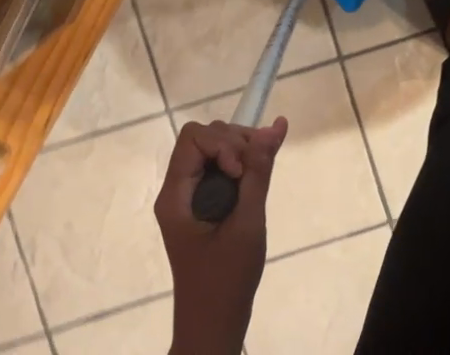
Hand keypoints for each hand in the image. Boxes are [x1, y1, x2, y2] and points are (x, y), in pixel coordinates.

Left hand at [154, 118, 287, 354]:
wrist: (214, 324)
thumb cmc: (227, 279)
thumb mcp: (248, 224)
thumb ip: (258, 174)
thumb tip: (274, 126)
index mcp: (176, 196)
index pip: (193, 139)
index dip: (222, 144)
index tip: (240, 173)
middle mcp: (177, 191)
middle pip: (203, 139)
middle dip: (235, 143)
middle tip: (257, 171)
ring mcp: (189, 198)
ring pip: (213, 150)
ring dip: (241, 152)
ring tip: (261, 175)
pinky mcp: (203, 205)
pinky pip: (219, 170)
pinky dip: (241, 166)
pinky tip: (261, 172)